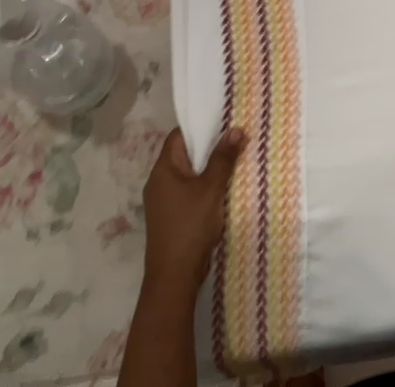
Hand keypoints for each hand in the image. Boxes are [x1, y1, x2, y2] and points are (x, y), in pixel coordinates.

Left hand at [142, 127, 245, 293]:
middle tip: (236, 138)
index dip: (199, 126)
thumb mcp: (211, 188)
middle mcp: (159, 181)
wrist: (174, 274)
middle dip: (209, 147)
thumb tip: (236, 129)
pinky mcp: (171, 215)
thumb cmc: (190, 225)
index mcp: (163, 169)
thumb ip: (223, 158)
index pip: (178, 136)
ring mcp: (164, 200)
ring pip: (188, 174)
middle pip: (184, 154)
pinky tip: (224, 188)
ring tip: (235, 160)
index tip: (224, 120)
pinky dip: (205, 186)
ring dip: (209, 168)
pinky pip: (189, 190)